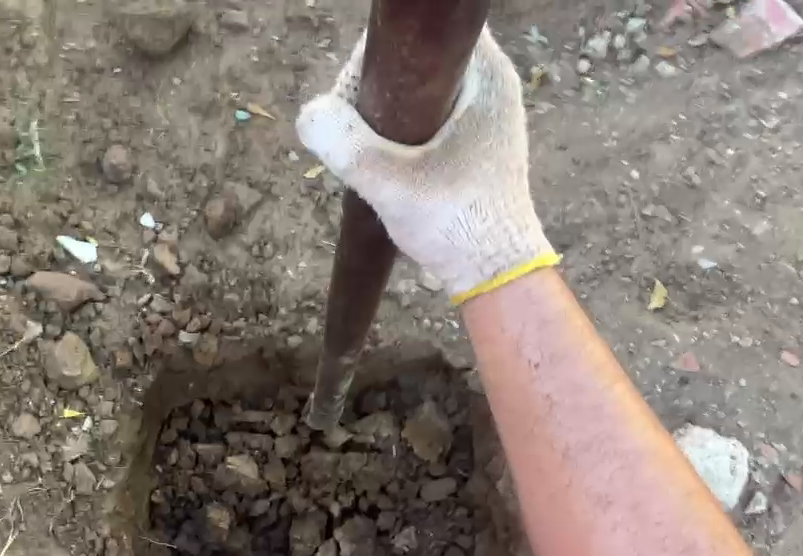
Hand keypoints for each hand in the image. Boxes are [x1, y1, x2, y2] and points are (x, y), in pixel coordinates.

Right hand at [296, 30, 554, 301]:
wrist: (494, 274)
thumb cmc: (455, 226)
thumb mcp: (392, 185)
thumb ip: (348, 148)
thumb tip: (308, 116)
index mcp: (484, 72)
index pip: (416, 35)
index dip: (374, 64)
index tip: (354, 108)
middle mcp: (490, 83)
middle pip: (412, 65)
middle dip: (375, 99)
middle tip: (358, 144)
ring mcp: (484, 114)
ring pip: (416, 97)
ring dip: (385, 125)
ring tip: (372, 163)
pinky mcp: (475, 144)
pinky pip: (427, 122)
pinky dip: (402, 141)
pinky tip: (392, 174)